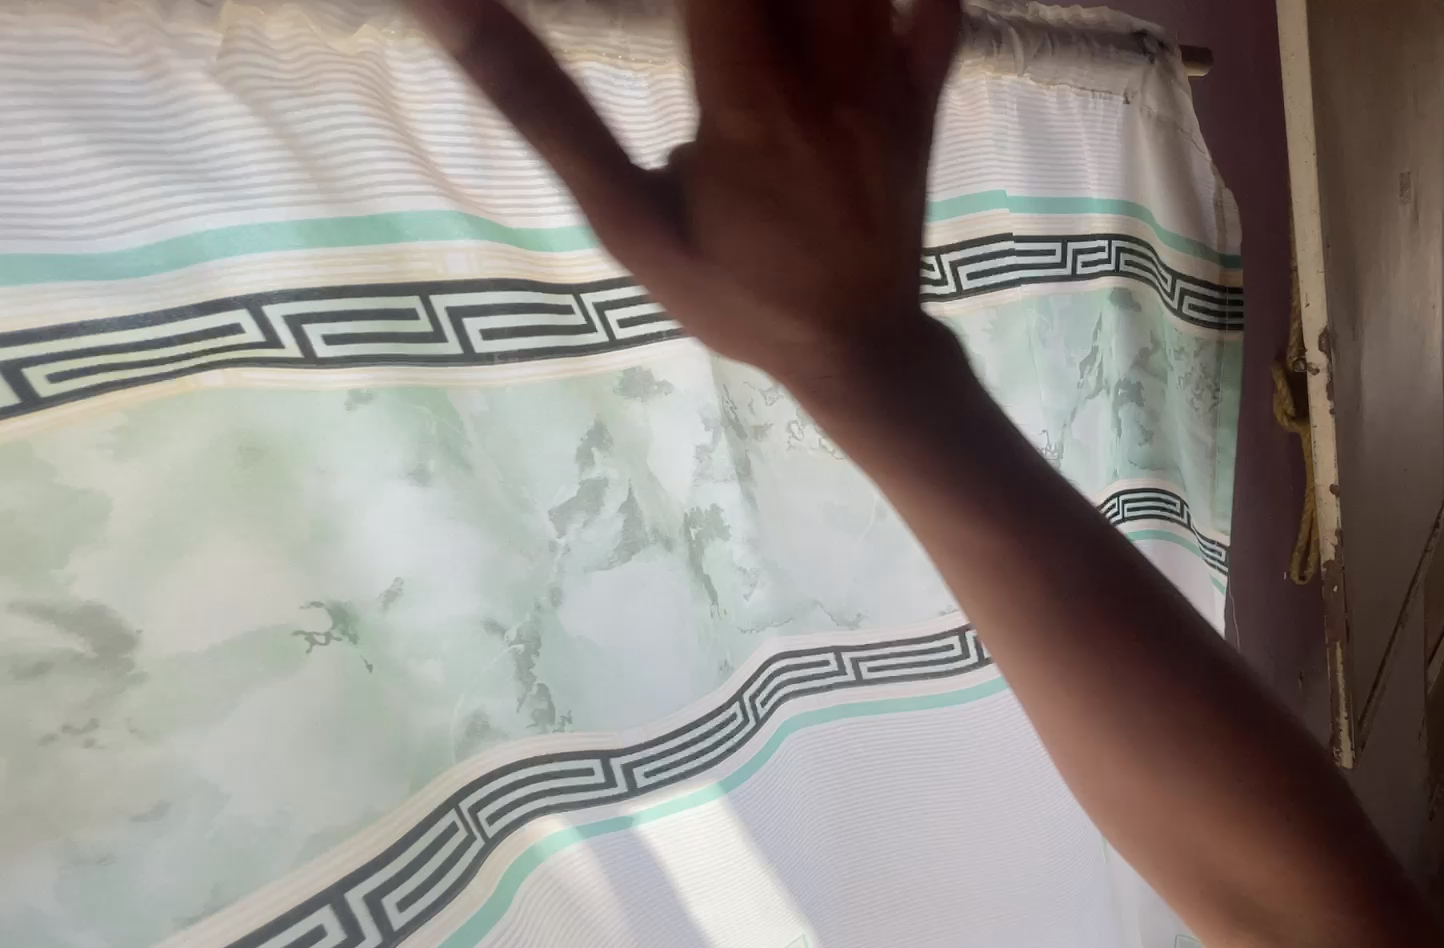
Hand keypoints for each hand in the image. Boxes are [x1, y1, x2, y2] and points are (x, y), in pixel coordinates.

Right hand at [410, 0, 964, 402]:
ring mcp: (884, 87)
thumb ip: (548, 115)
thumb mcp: (635, 231)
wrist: (858, 352)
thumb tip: (440, 2)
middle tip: (713, 12)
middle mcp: (825, 73)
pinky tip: (862, 3)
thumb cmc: (744, 305)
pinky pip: (939, 11)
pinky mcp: (920, 109)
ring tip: (763, 16)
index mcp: (745, 97)